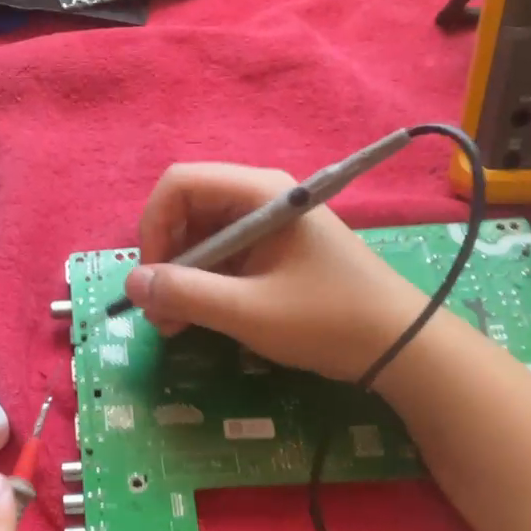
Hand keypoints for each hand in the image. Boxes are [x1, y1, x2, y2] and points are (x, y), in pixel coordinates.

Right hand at [123, 162, 433, 381]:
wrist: (398, 345)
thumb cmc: (327, 320)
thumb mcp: (248, 311)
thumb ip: (185, 294)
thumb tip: (131, 283)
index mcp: (259, 193)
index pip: (179, 184)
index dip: (153, 227)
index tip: (152, 279)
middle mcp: (259, 199)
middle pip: (185, 210)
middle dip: (163, 260)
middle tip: (158, 313)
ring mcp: (265, 226)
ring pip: (198, 238)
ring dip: (178, 279)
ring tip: (173, 326)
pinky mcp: (271, 252)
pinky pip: (220, 258)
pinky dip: (200, 286)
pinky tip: (195, 320)